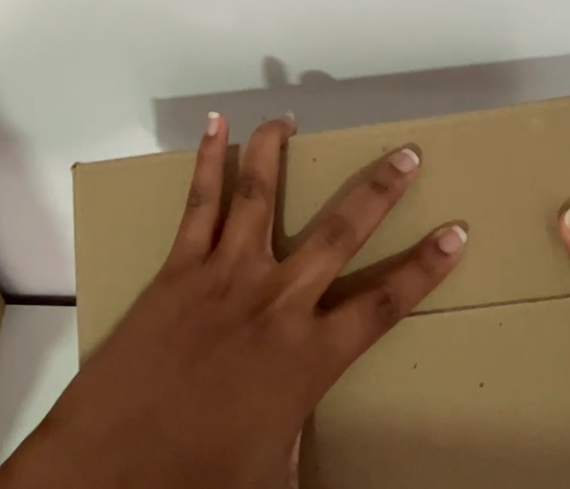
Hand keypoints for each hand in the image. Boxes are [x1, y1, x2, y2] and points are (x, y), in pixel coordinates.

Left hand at [0, 114, 468, 488]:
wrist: (114, 468)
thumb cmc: (199, 477)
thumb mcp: (274, 467)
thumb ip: (299, 427)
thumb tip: (304, 421)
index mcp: (308, 357)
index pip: (383, 304)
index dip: (424, 268)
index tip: (455, 232)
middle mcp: (276, 303)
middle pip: (339, 235)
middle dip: (379, 192)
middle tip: (408, 154)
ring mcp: (225, 276)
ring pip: (263, 199)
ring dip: (280, 153)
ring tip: (292, 118)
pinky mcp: (179, 268)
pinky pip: (200, 204)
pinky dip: (208, 160)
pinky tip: (215, 126)